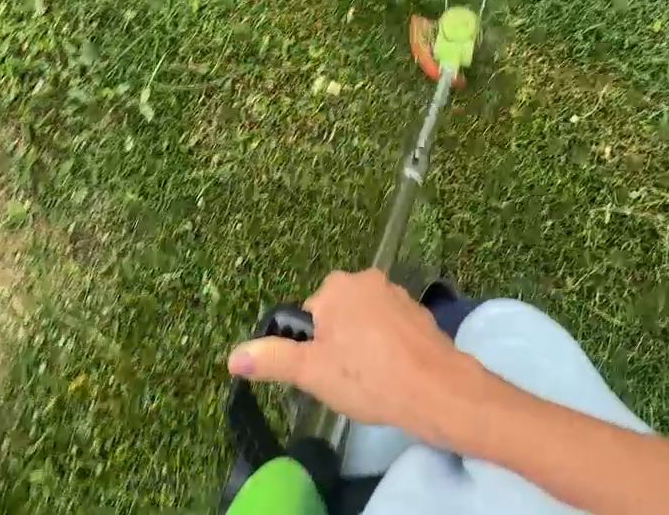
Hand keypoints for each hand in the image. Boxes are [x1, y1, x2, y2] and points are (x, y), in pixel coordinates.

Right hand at [227, 269, 481, 440]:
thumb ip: (272, 359)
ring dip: (363, 346)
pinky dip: (387, 348)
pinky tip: (393, 374)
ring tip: (371, 380)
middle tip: (346, 379)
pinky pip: (390, 329)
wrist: (435, 389)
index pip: (310, 317)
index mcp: (336, 286)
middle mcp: (366, 279)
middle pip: (337, 317)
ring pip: (364, 323)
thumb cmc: (367, 376)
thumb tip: (233, 356)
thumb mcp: (311, 372)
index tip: (323, 373)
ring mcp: (396, 293)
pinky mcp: (418, 313)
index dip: (312, 349)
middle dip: (337, 346)